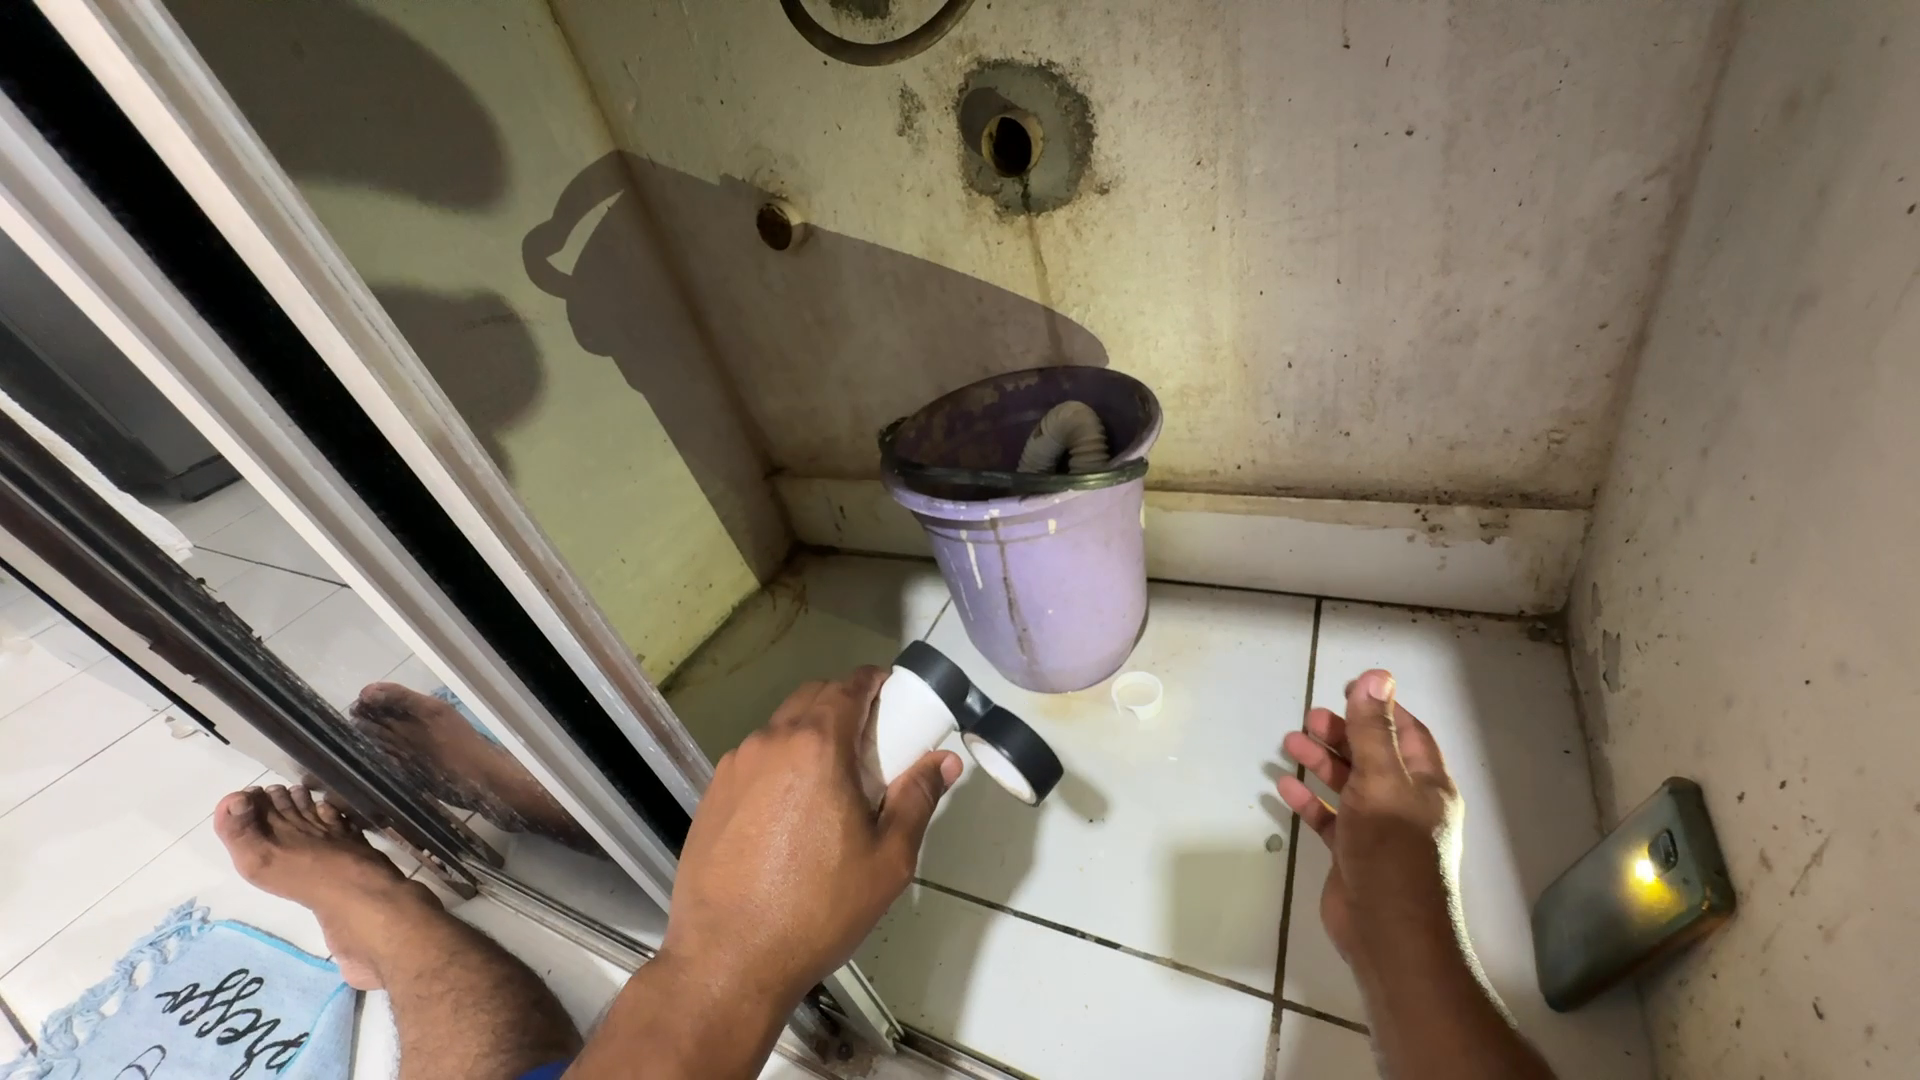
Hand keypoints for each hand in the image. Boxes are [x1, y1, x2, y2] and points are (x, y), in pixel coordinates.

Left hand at [661, 667, 962, 1008]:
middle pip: (813, 697)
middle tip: (872, 739)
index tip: (893, 694)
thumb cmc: (818, 908)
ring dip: (811, 734)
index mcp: (817, 746)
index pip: (849, 686)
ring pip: (781, 728)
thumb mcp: (888, 859)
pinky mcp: (713, 793)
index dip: (875, 682)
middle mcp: (770, 742)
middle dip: (844, 703)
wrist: (727, 961)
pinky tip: (789, 810)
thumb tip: (945, 760)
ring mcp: (735, 766)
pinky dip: (781, 762)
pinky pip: (756, 758)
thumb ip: (918, 799)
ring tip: (831, 780)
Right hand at [1276, 669, 1464, 968]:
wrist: (1388, 932)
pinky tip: (1286, 786)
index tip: (1347, 689)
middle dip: (1342, 733)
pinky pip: (1329, 816)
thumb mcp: (1381, 780)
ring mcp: (1378, 829)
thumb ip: (1373, 729)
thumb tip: (1376, 675)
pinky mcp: (1353, 852)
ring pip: (1349, 784)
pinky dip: (1310, 799)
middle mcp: (1406, 803)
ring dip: (1322, 762)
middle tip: (1309, 719)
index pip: (1408, 733)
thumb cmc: (1392, 849)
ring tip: (1290, 743)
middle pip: (1373, 755)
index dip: (1381, 708)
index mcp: (1426, 784)